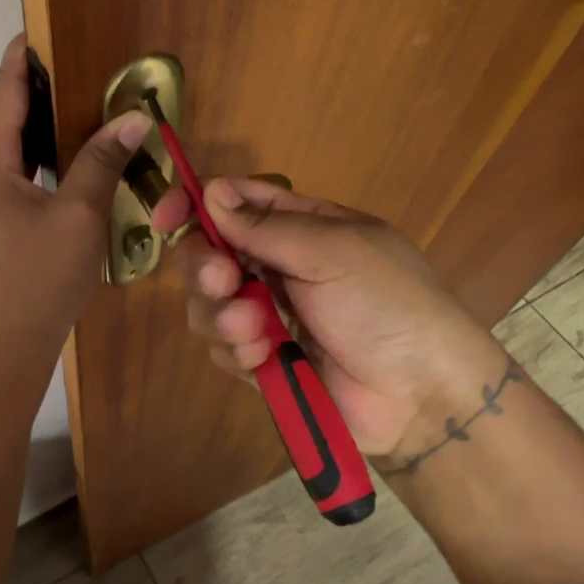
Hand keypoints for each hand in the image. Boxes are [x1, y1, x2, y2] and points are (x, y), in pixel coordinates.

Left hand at [0, 36, 150, 353]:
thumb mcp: (79, 217)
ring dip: (37, 124)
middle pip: (0, 113)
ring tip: (82, 105)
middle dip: (39, 87)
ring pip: (2, 145)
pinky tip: (64, 159)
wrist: (1, 349)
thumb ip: (102, 161)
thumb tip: (133, 118)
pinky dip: (32, 156)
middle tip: (85, 65)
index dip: (27, 54)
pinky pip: (4, 172)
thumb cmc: (38, 280)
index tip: (53, 27)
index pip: (3, 88)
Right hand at [151, 177, 507, 461]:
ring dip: (223, 315)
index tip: (165, 217)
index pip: (234, 204)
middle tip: (224, 283)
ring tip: (256, 333)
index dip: (195, 205)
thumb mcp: (333, 250)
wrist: (419, 393)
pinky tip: (266, 359)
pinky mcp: (261, 361)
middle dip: (206, 268)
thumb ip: (265, 225)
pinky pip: (222, 347)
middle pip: (208, 254)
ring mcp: (268, 315)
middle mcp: (278, 267)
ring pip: (206, 304)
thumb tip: (209, 191)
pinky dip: (237, 351)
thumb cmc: (387, 303)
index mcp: (301, 227)